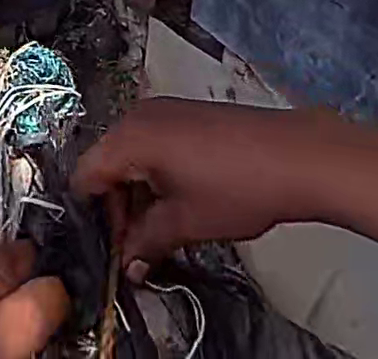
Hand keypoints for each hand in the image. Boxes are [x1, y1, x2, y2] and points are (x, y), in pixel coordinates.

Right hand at [73, 99, 377, 272]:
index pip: (85, 174)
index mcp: (129, 137)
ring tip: (159, 228)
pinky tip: (176, 199)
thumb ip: (146, 242)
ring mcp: (160, 110)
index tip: (110, 248)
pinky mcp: (181, 113)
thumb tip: (125, 265)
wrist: (292, 154)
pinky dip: (152, 173)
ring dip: (136, 192)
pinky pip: (149, 143)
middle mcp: (137, 115)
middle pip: (105, 162)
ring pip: (127, 154)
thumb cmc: (236, 188)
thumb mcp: (186, 222)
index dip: (91, 215)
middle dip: (116, 206)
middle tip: (137, 245)